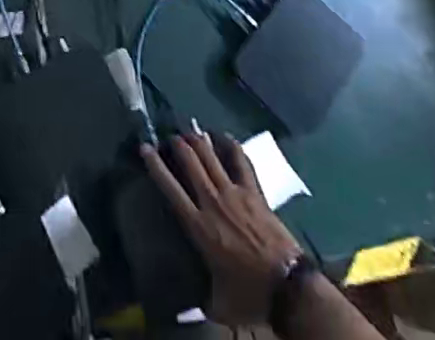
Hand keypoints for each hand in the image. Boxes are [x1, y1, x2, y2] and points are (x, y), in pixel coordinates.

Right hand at [142, 132, 301, 325]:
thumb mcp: (219, 304)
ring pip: (212, 157)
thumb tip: (192, 304)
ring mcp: (235, 194)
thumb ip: (202, 298)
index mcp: (197, 225)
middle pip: (190, 163)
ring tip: (190, 130)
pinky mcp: (255, 193)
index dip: (155, 164)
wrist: (289, 288)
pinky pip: (241, 163)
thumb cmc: (250, 294)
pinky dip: (232, 147)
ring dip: (199, 140)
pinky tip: (225, 136)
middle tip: (170, 136)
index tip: (144, 147)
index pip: (170, 187)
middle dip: (178, 145)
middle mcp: (212, 202)